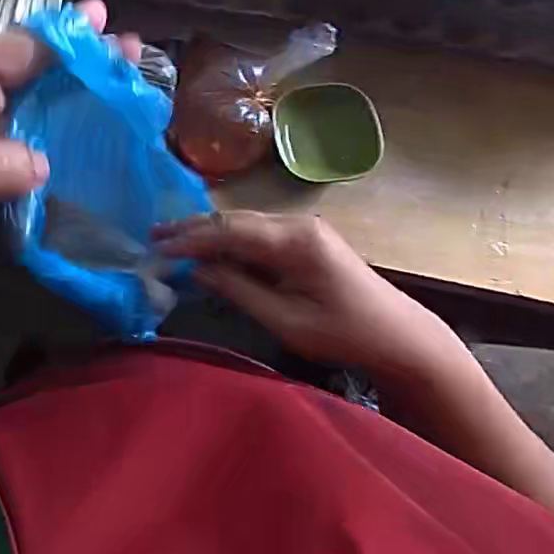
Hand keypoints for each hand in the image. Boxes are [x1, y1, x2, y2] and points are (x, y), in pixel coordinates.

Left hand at [0, 0, 129, 287]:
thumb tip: (46, 163)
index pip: (20, 47)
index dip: (66, 34)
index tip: (107, 19)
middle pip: (41, 75)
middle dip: (87, 67)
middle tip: (136, 56)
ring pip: (44, 113)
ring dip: (84, 109)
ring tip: (132, 102)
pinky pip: (37, 151)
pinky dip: (67, 149)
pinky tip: (101, 152)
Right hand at [155, 211, 467, 381]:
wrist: (398, 334)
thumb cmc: (344, 334)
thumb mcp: (286, 320)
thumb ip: (240, 290)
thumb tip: (198, 270)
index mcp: (295, 240)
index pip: (230, 231)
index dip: (191, 239)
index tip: (157, 247)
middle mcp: (297, 223)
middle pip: (235, 219)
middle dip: (194, 228)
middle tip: (155, 236)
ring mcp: (304, 228)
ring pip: (245, 223)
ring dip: (210, 232)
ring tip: (172, 239)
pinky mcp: (306, 239)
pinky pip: (259, 232)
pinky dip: (230, 239)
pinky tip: (211, 248)